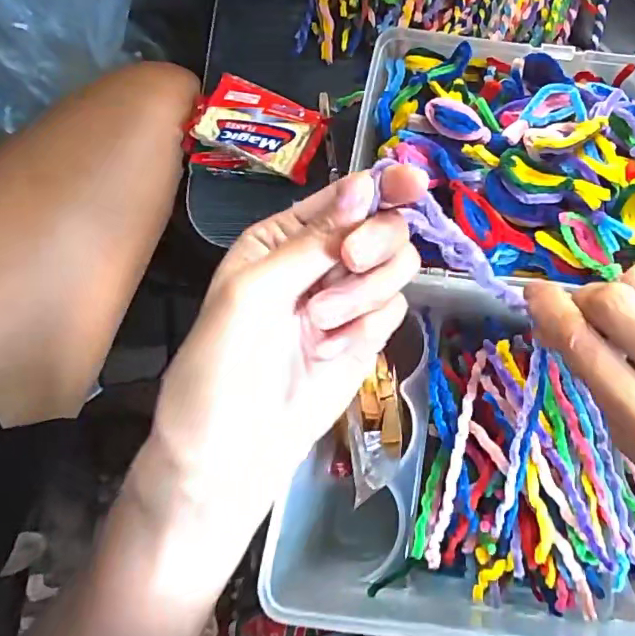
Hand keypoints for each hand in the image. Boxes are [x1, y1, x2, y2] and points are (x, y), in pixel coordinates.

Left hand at [143, 165, 428, 532]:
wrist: (232, 451)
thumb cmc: (221, 362)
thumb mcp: (254, 290)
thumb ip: (314, 240)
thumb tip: (364, 186)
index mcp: (288, 234)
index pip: (347, 195)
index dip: (384, 185)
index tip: (413, 184)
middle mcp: (324, 258)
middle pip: (385, 226)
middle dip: (374, 244)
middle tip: (349, 263)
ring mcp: (349, 297)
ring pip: (398, 267)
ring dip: (365, 293)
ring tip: (320, 325)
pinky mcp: (367, 333)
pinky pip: (395, 309)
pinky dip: (367, 327)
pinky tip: (329, 350)